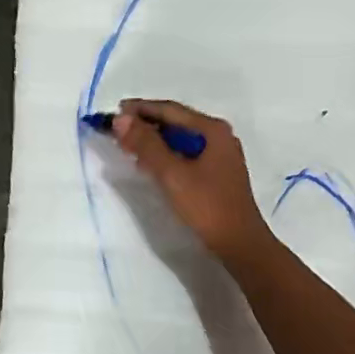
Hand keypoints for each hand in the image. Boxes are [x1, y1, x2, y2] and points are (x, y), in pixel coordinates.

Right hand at [113, 98, 271, 260]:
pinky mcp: (218, 176)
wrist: (239, 243)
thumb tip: (120, 119)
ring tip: (129, 147)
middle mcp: (219, 137)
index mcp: (212, 130)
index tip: (114, 112)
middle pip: (177, 123)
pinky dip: (167, 157)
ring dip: (155, 142)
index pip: (170, 110)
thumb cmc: (207, 206)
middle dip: (146, 125)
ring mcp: (221, 157)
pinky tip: (152, 166)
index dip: (140, 109)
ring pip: (181, 141)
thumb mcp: (172, 174)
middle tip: (118, 132)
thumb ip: (146, 145)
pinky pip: (187, 157)